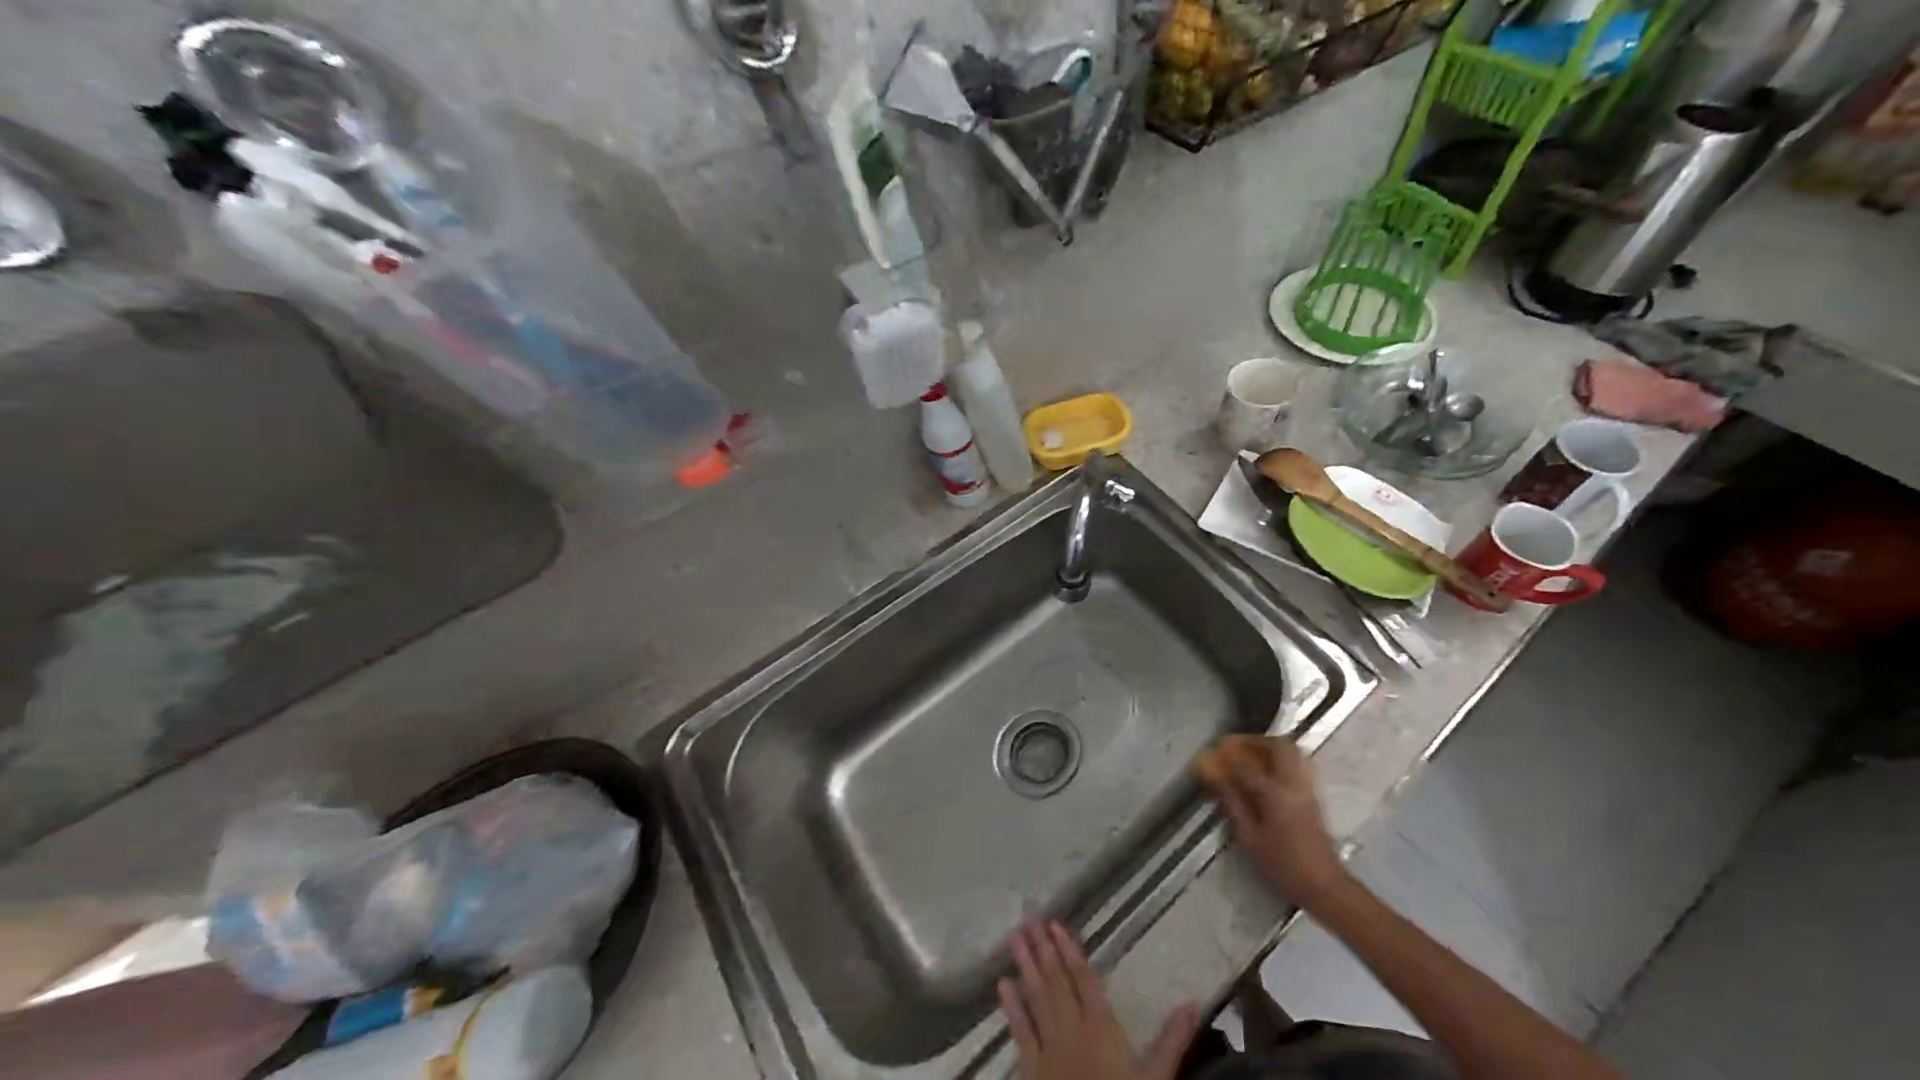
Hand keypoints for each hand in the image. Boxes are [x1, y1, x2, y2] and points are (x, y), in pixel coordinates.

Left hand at [998, 920, 1200, 1079]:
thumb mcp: (1158, 1077)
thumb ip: (1173, 1039)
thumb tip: (1194, 1001)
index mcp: (1102, 1028)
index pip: (1085, 981)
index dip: (1071, 952)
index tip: (1056, 924)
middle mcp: (1072, 1030)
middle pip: (1056, 982)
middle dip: (1043, 950)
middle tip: (1029, 919)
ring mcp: (1049, 1048)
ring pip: (1036, 999)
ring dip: (1026, 967)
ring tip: (1014, 938)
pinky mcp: (1033, 1069)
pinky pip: (1020, 1033)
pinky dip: (1012, 1008)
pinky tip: (1002, 984)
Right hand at [1198, 736, 1347, 905]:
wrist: (1325, 886)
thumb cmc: (1284, 866)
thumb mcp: (1250, 839)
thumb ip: (1234, 806)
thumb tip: (1219, 782)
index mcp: (1275, 795)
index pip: (1246, 766)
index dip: (1227, 757)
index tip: (1213, 753)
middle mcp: (1294, 785)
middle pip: (1280, 746)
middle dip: (1257, 741)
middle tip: (1239, 746)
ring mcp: (1308, 789)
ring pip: (1295, 752)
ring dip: (1273, 748)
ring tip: (1254, 756)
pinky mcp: (1315, 797)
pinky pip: (1300, 765)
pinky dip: (1284, 760)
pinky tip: (1270, 773)